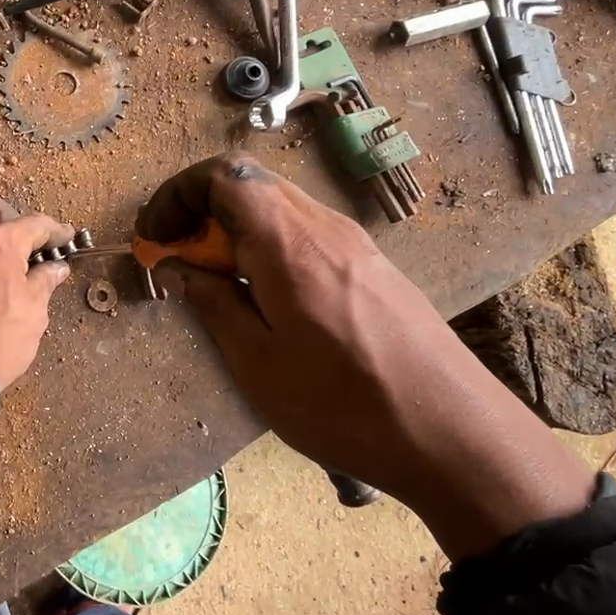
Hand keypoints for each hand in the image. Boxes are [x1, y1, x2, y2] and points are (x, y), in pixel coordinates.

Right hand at [137, 154, 592, 559]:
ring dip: (232, 225)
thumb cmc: (345, 406)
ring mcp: (354, 242)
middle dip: (198, 208)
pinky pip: (304, 228)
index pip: (222, 175)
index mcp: (287, 243)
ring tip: (213, 276)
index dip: (176, 196)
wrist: (460, 439)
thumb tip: (176, 265)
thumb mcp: (258, 364)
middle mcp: (323, 226)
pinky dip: (266, 241)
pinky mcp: (372, 264)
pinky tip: (264, 292)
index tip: (155, 240)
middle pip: (248, 181)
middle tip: (176, 255)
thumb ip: (212, 302)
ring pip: (277, 203)